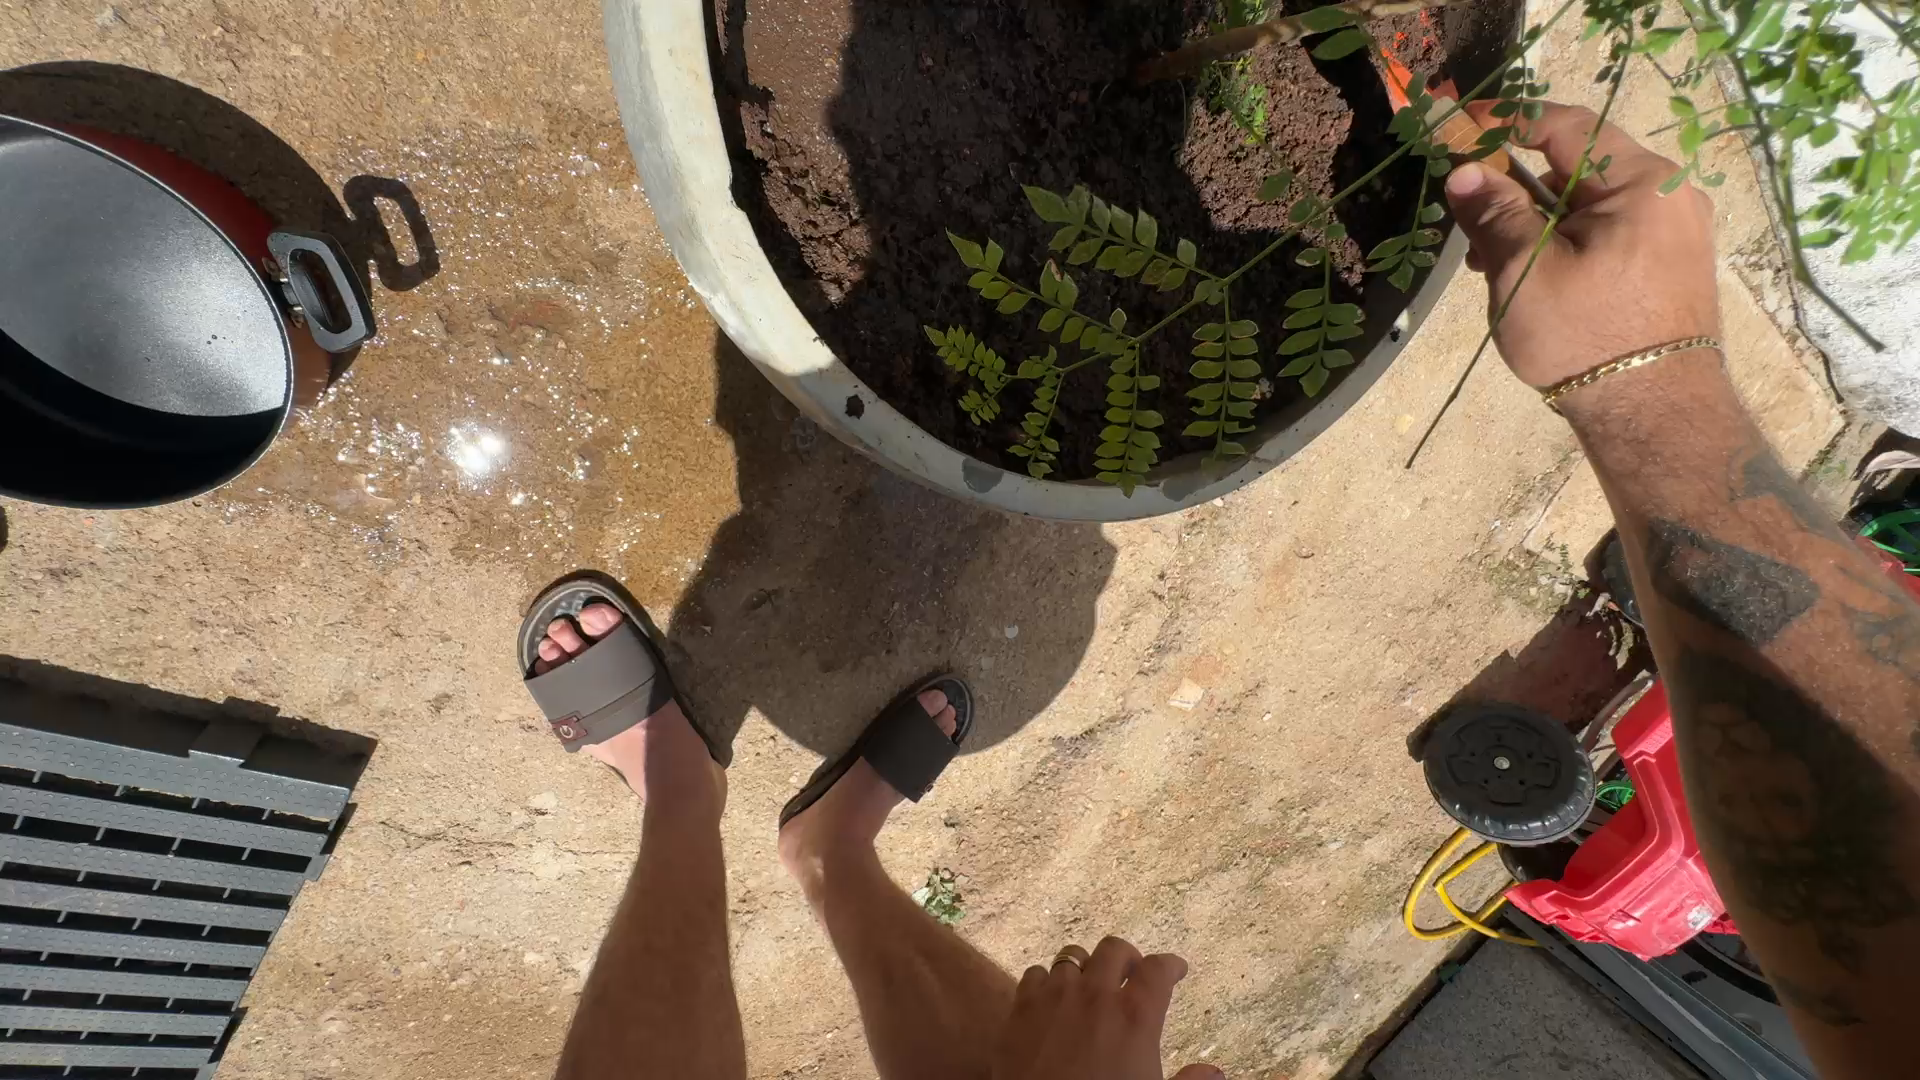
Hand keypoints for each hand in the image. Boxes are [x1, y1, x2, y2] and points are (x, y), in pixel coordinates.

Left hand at [991, 936, 1222, 1079]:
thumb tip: (1215, 1073)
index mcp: (1133, 1017)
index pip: (1158, 971)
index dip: (1171, 965)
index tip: (1177, 967)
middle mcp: (1095, 993)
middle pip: (1114, 949)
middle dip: (1128, 957)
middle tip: (1133, 973)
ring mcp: (1054, 994)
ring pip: (1072, 955)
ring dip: (1087, 967)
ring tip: (1091, 984)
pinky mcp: (1021, 1004)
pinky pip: (1036, 974)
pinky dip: (1048, 982)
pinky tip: (1052, 1000)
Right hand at [1442, 101, 1720, 389]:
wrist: (1646, 404)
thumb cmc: (1580, 333)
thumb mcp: (1523, 271)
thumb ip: (1495, 215)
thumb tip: (1465, 171)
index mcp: (1640, 183)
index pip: (1565, 127)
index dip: (1506, 124)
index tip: (1457, 134)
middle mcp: (1666, 192)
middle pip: (1572, 167)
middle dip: (1511, 190)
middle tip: (1467, 228)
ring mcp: (1668, 228)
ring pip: (1581, 204)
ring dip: (1529, 222)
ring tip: (1491, 267)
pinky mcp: (1661, 259)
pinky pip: (1598, 231)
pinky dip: (1555, 243)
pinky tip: (1527, 278)